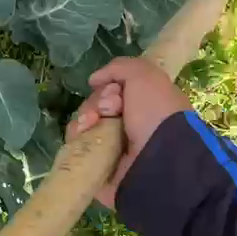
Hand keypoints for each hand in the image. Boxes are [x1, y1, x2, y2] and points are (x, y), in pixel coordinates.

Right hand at [67, 56, 192, 208]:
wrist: (159, 158)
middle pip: (98, 106)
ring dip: (85, 117)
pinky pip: (78, 146)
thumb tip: (95, 80)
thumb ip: (120, 67)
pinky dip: (77, 137)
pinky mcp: (98, 167)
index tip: (116, 91)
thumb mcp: (146, 76)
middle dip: (98, 102)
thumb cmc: (157, 114)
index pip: (115, 91)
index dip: (111, 87)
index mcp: (146, 108)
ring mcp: (113, 149)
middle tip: (110, 109)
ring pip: (85, 124)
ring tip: (94, 122)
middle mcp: (130, 128)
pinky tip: (85, 134)